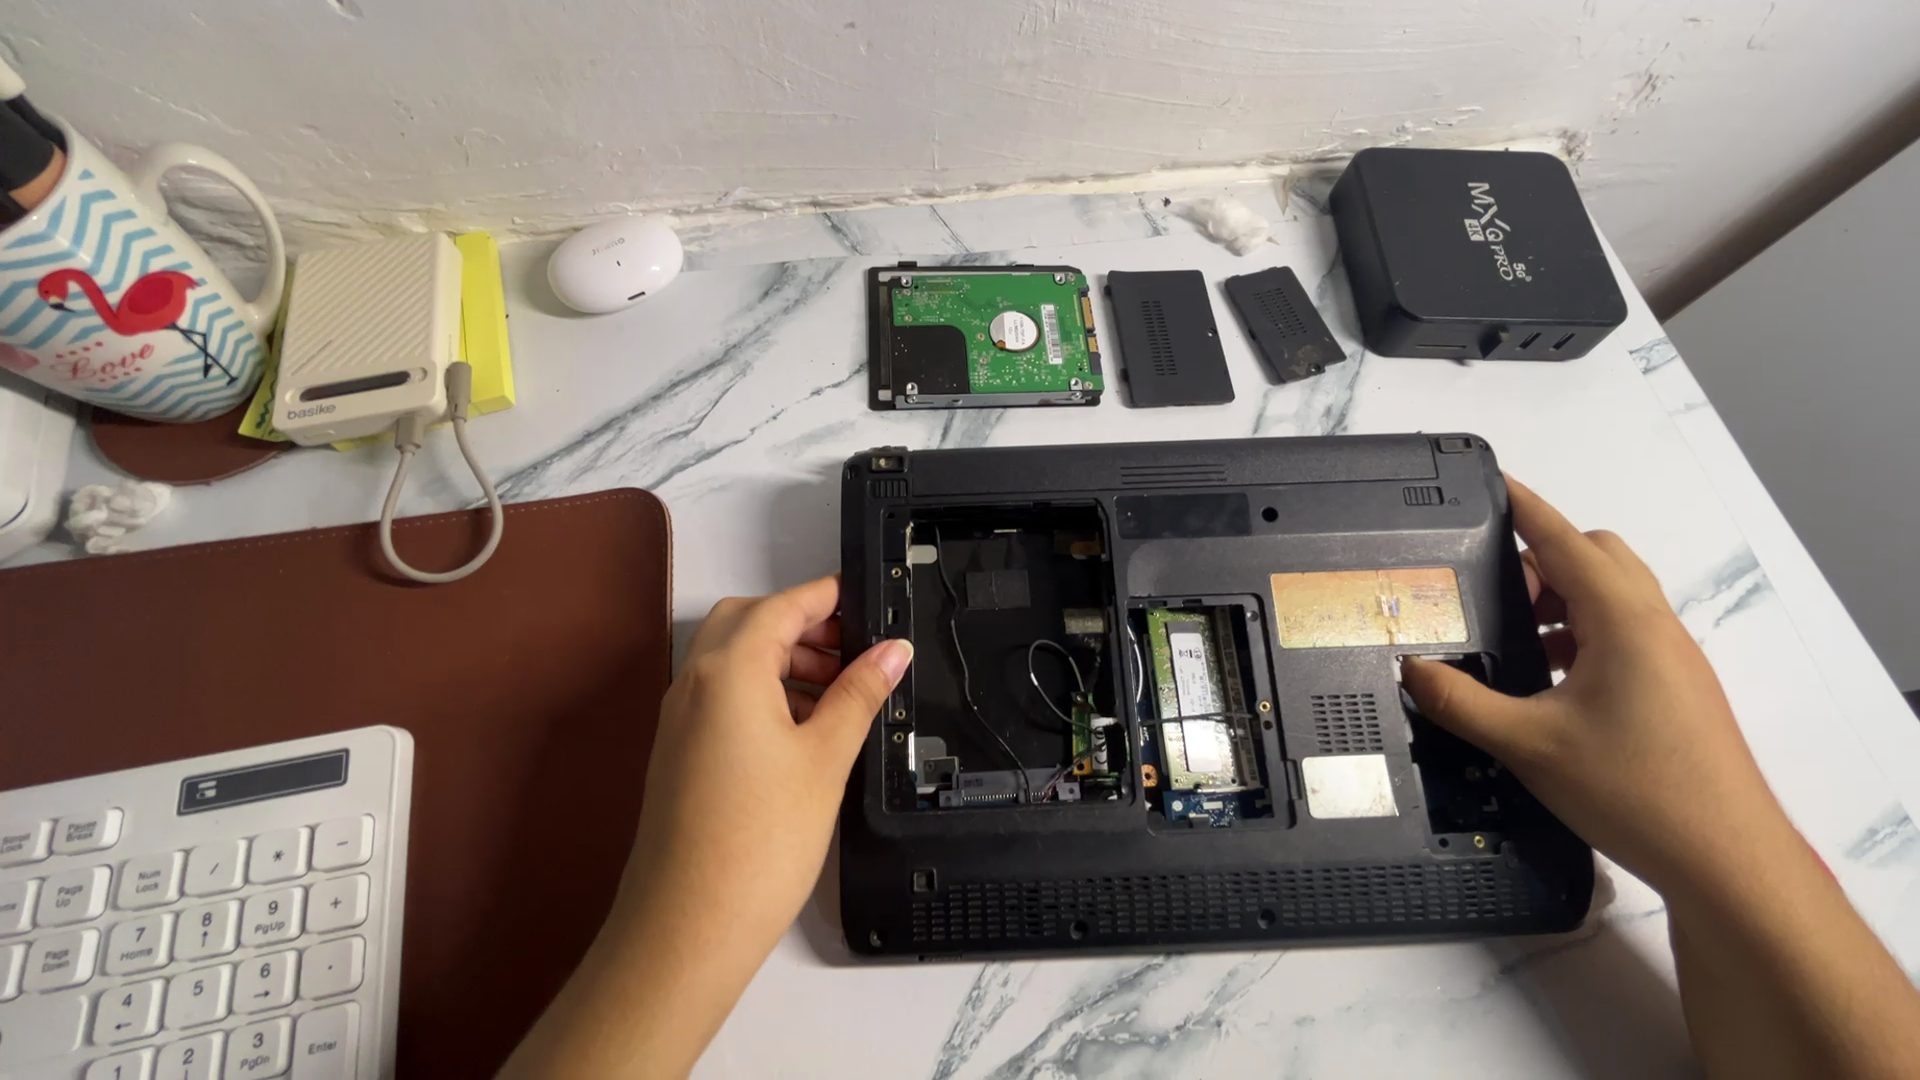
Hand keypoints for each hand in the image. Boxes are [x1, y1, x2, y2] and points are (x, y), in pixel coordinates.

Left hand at [498, 576, 911, 1079]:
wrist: (685, 929)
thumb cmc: (764, 837)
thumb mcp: (826, 757)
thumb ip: (860, 693)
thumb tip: (894, 650)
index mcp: (728, 671)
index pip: (782, 607)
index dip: (828, 597)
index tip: (869, 603)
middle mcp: (694, 682)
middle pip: (748, 622)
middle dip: (802, 624)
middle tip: (853, 649)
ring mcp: (680, 717)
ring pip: (731, 657)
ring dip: (781, 655)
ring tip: (837, 688)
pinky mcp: (679, 749)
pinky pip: (721, 693)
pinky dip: (761, 687)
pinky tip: (802, 725)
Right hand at [1401, 478, 1791, 896]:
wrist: (1728, 861)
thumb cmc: (1633, 789)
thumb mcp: (1525, 743)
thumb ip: (1457, 701)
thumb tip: (1410, 669)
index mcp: (1622, 624)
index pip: (1567, 542)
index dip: (1526, 507)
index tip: (1490, 483)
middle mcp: (1654, 629)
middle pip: (1600, 557)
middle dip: (1542, 556)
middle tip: (1491, 586)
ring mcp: (1671, 659)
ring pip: (1612, 596)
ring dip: (1561, 598)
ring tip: (1509, 635)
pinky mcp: (1674, 689)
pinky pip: (1620, 633)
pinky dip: (1577, 632)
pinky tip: (1543, 677)